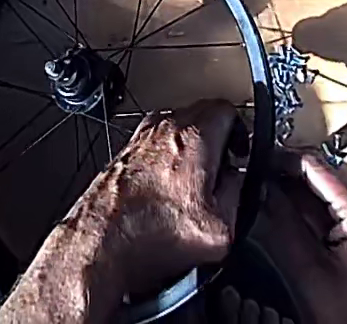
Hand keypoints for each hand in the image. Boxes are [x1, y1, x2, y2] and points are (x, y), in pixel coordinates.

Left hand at [0, 100, 244, 323]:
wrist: (105, 237)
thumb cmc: (153, 231)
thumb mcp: (221, 228)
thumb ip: (239, 193)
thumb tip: (241, 180)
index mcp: (196, 136)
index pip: (227, 108)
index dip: (240, 129)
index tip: (241, 150)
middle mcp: (169, 124)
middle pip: (203, 109)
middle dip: (218, 132)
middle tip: (223, 161)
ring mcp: (146, 132)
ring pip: (179, 120)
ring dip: (191, 139)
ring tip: (195, 174)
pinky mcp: (129, 145)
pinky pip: (157, 135)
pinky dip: (168, 148)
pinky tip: (167, 180)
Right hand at [259, 151, 346, 323]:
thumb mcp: (313, 277)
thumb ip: (283, 229)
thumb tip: (261, 190)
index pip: (313, 164)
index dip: (279, 159)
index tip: (252, 162)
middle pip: (315, 179)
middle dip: (281, 180)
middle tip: (250, 183)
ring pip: (316, 199)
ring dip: (288, 199)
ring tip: (260, 203)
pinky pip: (324, 219)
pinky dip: (301, 218)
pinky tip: (281, 226)